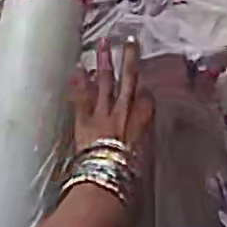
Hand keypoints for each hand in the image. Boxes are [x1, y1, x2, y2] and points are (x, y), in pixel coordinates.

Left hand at [69, 36, 153, 170]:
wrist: (103, 186)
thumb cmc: (128, 183)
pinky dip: (80, 82)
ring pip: (106, 81)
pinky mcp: (84, 120)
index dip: (146, 94)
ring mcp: (103, 114)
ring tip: (103, 43)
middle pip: (129, 80)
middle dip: (130, 59)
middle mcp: (125, 113)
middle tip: (130, 40)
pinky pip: (82, 97)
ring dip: (104, 61)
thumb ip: (141, 148)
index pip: (148, 100)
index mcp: (143, 123)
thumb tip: (137, 150)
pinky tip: (78, 68)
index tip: (145, 89)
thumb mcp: (143, 164)